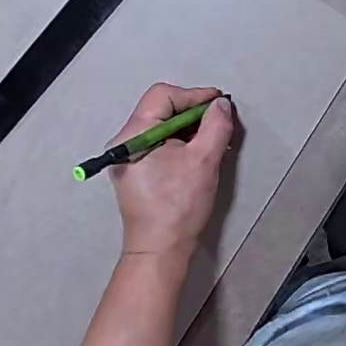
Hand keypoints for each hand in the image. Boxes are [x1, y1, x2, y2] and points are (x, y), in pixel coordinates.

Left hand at [106, 84, 235, 259]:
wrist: (160, 249)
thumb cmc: (176, 208)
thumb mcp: (204, 160)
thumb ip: (216, 125)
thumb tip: (220, 106)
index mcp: (133, 134)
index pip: (163, 96)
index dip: (194, 96)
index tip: (218, 103)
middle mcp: (125, 142)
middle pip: (162, 109)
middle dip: (193, 112)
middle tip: (219, 121)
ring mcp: (129, 158)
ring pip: (163, 128)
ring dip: (190, 129)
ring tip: (214, 141)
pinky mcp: (138, 172)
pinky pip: (160, 145)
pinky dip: (182, 144)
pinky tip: (201, 155)